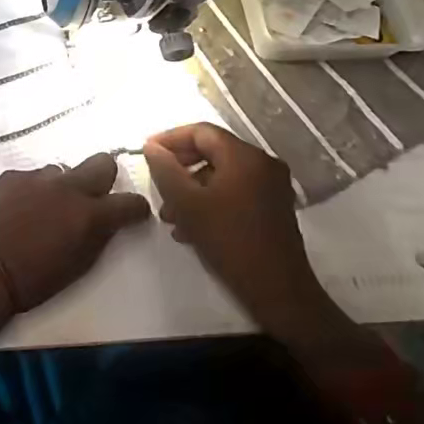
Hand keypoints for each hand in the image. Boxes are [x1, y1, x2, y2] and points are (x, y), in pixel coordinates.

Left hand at [0, 153, 150, 310]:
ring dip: (63, 187)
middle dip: (104, 178)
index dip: (135, 208)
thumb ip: (99, 235)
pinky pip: (32, 177)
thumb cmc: (38, 279)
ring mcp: (39, 177)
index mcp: (91, 214)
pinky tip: (22, 209)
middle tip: (95, 197)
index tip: (134, 213)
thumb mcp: (81, 263)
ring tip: (49, 209)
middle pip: (101, 162)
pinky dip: (33, 190)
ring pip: (63, 171)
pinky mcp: (13, 176)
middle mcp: (69, 187)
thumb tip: (107, 222)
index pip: (130, 202)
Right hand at [144, 123, 341, 340]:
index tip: (146, 153)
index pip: (201, 132)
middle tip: (156, 183)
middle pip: (211, 151)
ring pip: (220, 174)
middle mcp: (262, 164)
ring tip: (169, 215)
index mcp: (245, 157)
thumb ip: (165, 170)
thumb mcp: (187, 204)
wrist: (278, 291)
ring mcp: (271, 186)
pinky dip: (209, 200)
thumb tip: (152, 148)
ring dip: (191, 188)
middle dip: (179, 167)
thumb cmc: (230, 241)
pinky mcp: (272, 207)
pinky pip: (234, 191)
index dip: (169, 139)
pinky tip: (190, 227)